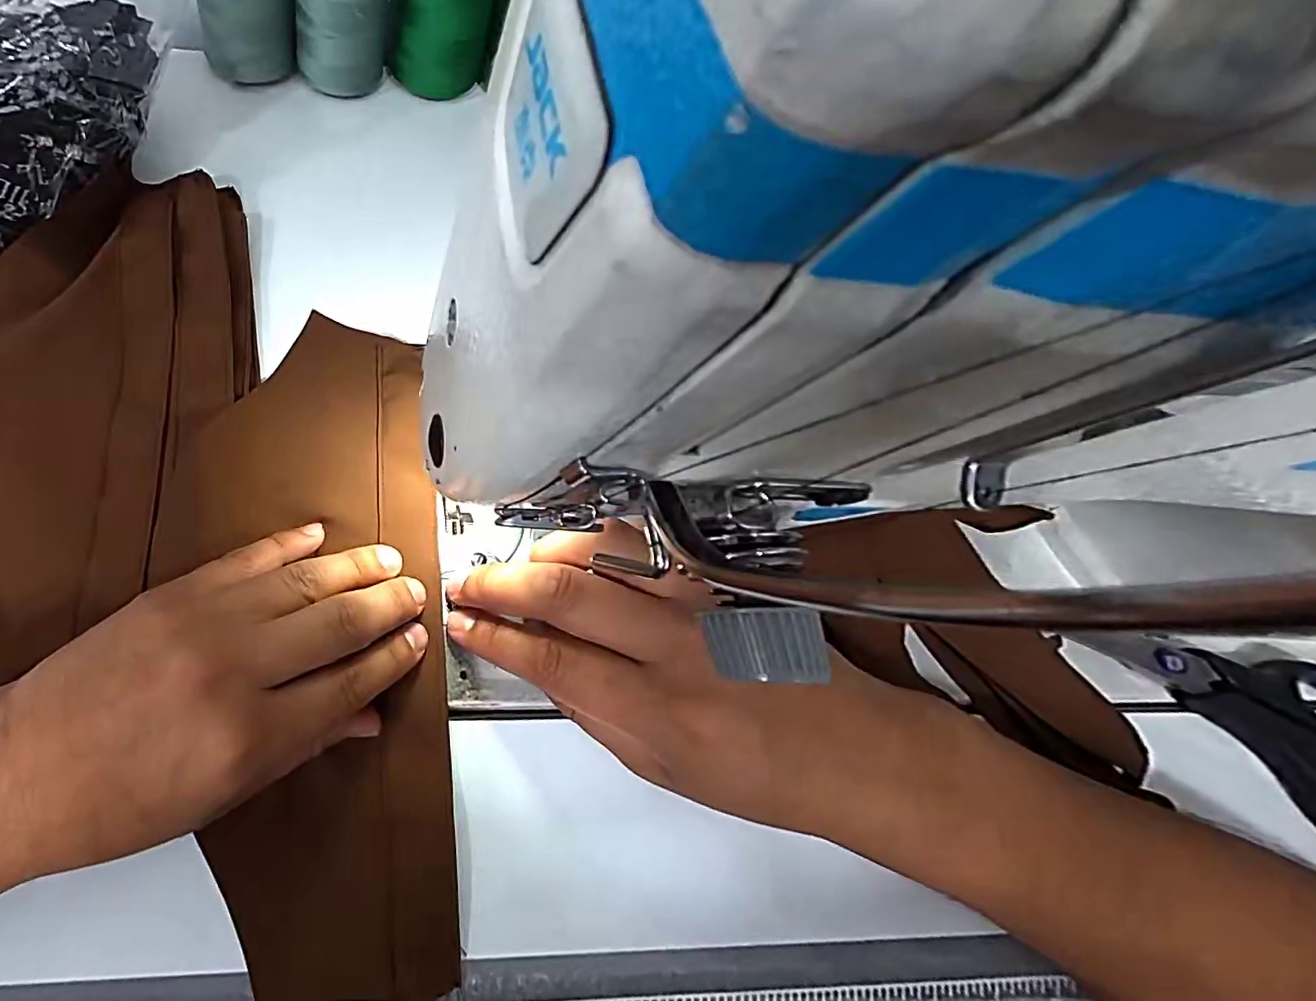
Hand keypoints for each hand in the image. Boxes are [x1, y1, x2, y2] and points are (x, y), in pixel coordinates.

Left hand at [0, 523, 428, 912]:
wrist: (21, 768)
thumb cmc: (118, 801)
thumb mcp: (219, 793)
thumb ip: (300, 745)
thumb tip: (362, 717)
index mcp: (250, 735)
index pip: (347, 684)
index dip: (389, 660)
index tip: (414, 642)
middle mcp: (234, 669)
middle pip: (336, 624)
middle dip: (385, 605)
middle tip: (414, 592)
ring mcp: (202, 621)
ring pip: (300, 582)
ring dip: (351, 567)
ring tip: (386, 559)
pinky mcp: (172, 593)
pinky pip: (244, 559)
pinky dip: (285, 544)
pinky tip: (316, 535)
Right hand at [446, 521, 957, 834]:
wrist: (853, 748)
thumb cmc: (759, 774)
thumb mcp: (655, 765)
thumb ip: (586, 708)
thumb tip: (531, 663)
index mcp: (660, 711)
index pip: (553, 658)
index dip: (495, 636)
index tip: (462, 622)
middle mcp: (680, 647)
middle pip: (567, 593)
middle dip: (500, 584)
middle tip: (467, 585)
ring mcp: (702, 601)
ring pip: (600, 551)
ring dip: (541, 555)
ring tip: (514, 571)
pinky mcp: (716, 577)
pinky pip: (640, 541)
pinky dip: (590, 540)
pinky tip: (567, 554)